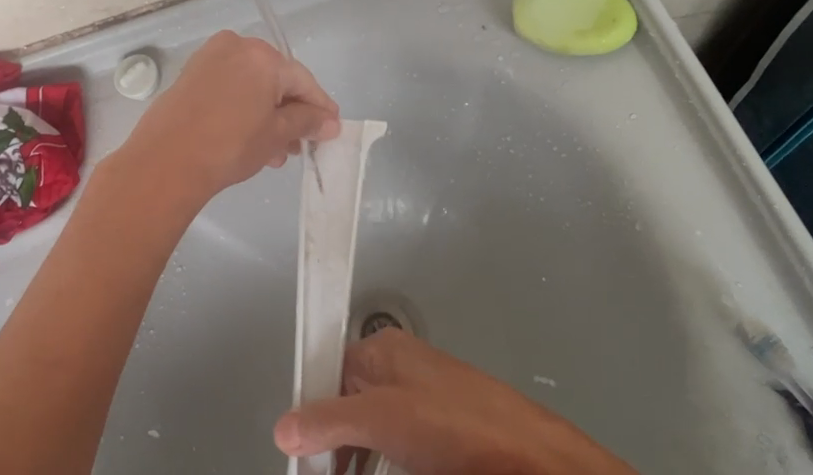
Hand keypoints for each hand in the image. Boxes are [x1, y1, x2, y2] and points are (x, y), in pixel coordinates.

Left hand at [116, 31, 340, 203]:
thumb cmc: (229, 145)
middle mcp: (236, 47)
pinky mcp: (191, 75)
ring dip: (267, 115)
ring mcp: (210, 59)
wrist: (166, 161)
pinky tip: (251, 139)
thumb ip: (307, 122)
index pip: (302, 80)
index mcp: (262, 56)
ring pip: (251, 86)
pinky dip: (244, 108)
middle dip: (290, 113)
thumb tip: (330, 122)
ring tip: (274, 153)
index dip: (320, 106)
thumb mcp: (276, 135)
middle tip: (299, 146)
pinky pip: (230, 87)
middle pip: (276, 80)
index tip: (332, 127)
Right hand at [274, 330, 637, 474]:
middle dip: (331, 444)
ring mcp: (423, 402)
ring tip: (345, 474)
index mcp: (384, 350)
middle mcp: (401, 369)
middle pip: (347, 404)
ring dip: (354, 460)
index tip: (295, 447)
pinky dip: (381, 463)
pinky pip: (397, 449)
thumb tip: (283, 429)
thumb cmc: (455, 425)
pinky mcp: (442, 435)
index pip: (327, 370)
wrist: (530, 458)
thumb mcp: (381, 420)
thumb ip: (328, 421)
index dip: (309, 407)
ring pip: (372, 432)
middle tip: (318, 470)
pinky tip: (381, 471)